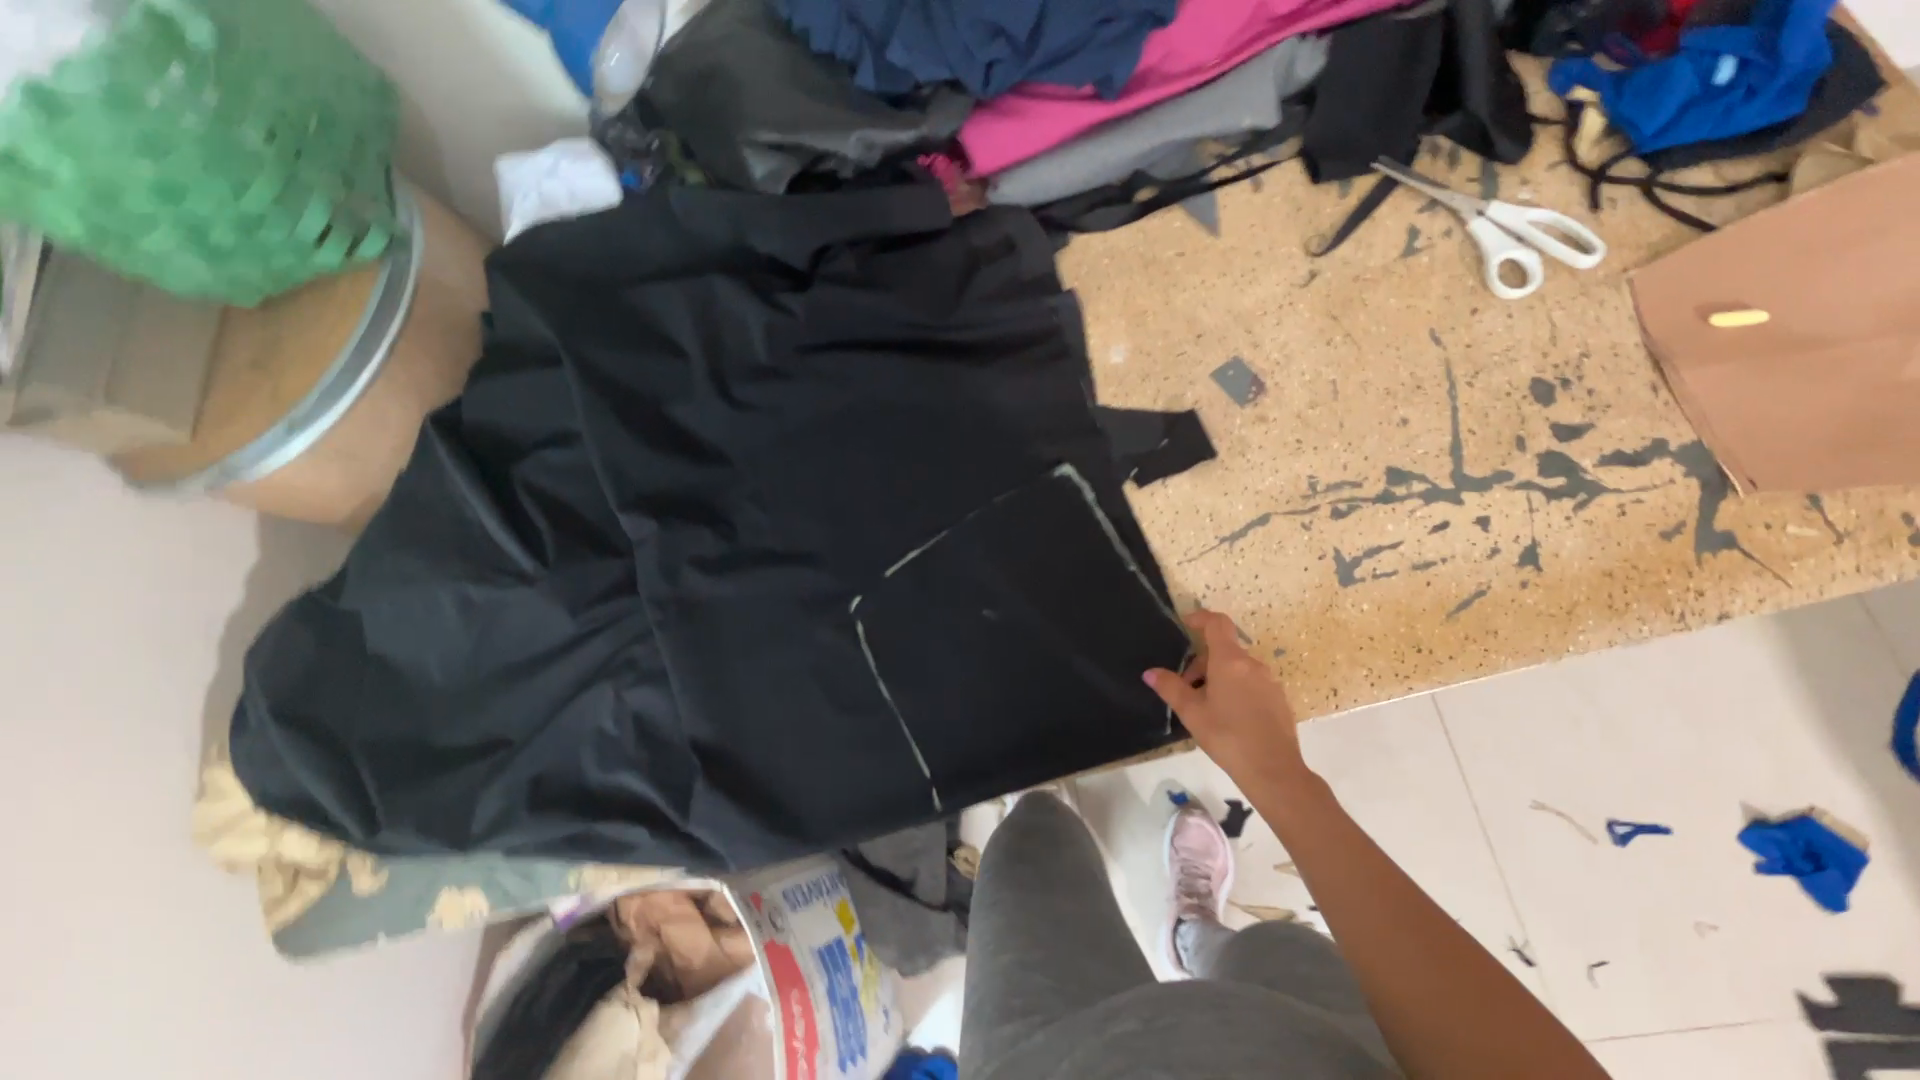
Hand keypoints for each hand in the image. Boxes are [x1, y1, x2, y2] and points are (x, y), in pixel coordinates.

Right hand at [1144, 610, 1313, 794]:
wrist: (1273, 769)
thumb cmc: (1227, 736)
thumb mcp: (1192, 713)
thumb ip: (1170, 688)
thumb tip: (1150, 672)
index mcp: (1230, 661)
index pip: (1217, 624)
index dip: (1200, 618)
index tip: (1185, 624)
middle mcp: (1252, 665)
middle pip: (1224, 650)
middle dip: (1201, 663)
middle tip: (1186, 690)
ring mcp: (1269, 681)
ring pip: (1237, 668)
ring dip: (1218, 678)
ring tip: (1206, 707)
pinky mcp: (1278, 699)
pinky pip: (1251, 683)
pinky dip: (1235, 689)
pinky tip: (1229, 718)